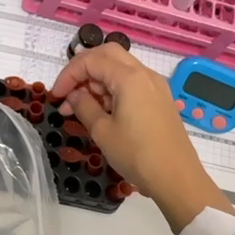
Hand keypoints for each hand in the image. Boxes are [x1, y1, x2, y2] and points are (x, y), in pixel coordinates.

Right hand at [52, 44, 234, 231]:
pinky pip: (131, 82)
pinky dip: (113, 88)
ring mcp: (155, 86)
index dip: (68, 75)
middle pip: (107, 55)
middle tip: (69, 91)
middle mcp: (144, 74)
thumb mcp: (102, 131)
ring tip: (81, 107)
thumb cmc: (137, 154)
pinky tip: (103, 110)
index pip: (91, 61)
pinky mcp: (159, 99)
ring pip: (120, 67)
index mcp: (129, 78)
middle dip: (83, 69)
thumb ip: (83, 106)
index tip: (56, 96)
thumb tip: (73, 95)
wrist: (177, 179)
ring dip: (97, 79)